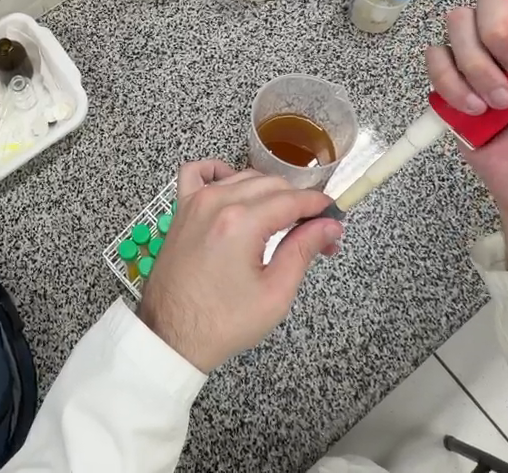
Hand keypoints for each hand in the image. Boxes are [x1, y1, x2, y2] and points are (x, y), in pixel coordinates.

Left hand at [136, 159, 342, 371]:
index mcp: (242, 222)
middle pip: (271, 185)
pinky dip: (219, 172)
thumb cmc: (224, 321)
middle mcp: (217, 202)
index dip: (318, 205)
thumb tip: (330, 226)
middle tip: (316, 231)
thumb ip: (303, 250)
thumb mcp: (275, 293)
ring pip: (242, 177)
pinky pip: (198, 172)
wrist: (173, 334)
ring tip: (285, 221)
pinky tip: (235, 189)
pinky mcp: (181, 208)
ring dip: (268, 192)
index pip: (292, 199)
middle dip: (298, 203)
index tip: (335, 215)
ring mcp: (195, 201)